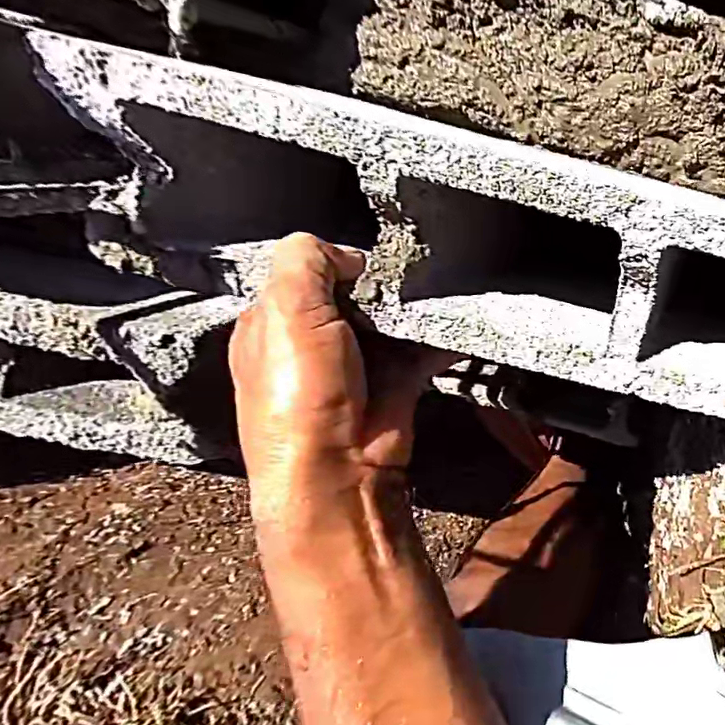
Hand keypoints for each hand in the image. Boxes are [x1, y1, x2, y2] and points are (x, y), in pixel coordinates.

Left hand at [229, 233, 448, 528]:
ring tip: (431, 300)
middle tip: (400, 283)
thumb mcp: (287, 310)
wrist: (340, 470)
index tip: (361, 264)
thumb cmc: (300, 399)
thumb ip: (306, 261)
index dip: (332, 262)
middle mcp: (313, 342)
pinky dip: (438, 340)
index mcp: (272, 322)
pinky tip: (452, 329)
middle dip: (380, 286)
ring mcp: (356, 365)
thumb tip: (346, 254)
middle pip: (353, 294)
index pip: (302, 272)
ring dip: (412, 310)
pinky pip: (421, 351)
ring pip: (390, 321)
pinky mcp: (395, 385)